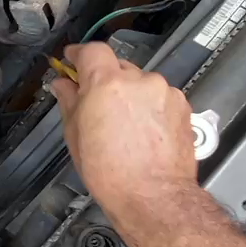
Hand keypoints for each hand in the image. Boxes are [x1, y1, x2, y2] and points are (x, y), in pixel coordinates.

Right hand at [51, 42, 198, 232]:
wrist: (152, 195)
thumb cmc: (111, 172)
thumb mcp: (75, 134)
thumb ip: (69, 102)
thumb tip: (64, 86)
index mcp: (105, 85)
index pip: (92, 51)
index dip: (78, 54)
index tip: (71, 59)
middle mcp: (138, 81)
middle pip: (116, 65)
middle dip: (103, 79)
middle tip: (91, 100)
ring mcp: (163, 92)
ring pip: (139, 82)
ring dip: (127, 94)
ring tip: (118, 123)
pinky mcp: (181, 105)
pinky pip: (158, 96)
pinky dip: (147, 106)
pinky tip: (139, 130)